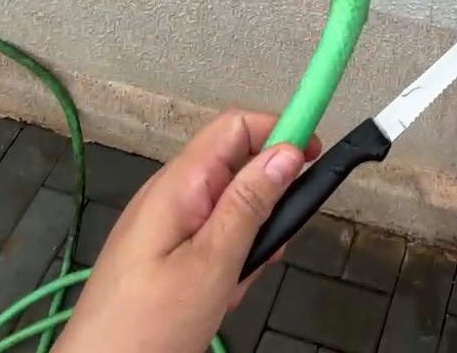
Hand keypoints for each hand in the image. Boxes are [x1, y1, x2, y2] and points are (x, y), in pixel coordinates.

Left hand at [53, 111, 319, 352]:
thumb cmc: (144, 330)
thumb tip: (288, 152)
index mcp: (180, 184)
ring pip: (230, 204)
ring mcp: (165, 223)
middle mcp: (171, 193)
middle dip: (267, 197)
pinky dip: (229, 255)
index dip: (279, 130)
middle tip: (276, 238)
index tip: (313, 154)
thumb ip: (251, 204)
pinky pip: (212, 233)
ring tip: (240, 279)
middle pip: (238, 164)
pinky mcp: (163, 251)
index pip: (237, 125)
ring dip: (249, 235)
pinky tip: (222, 292)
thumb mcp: (212, 264)